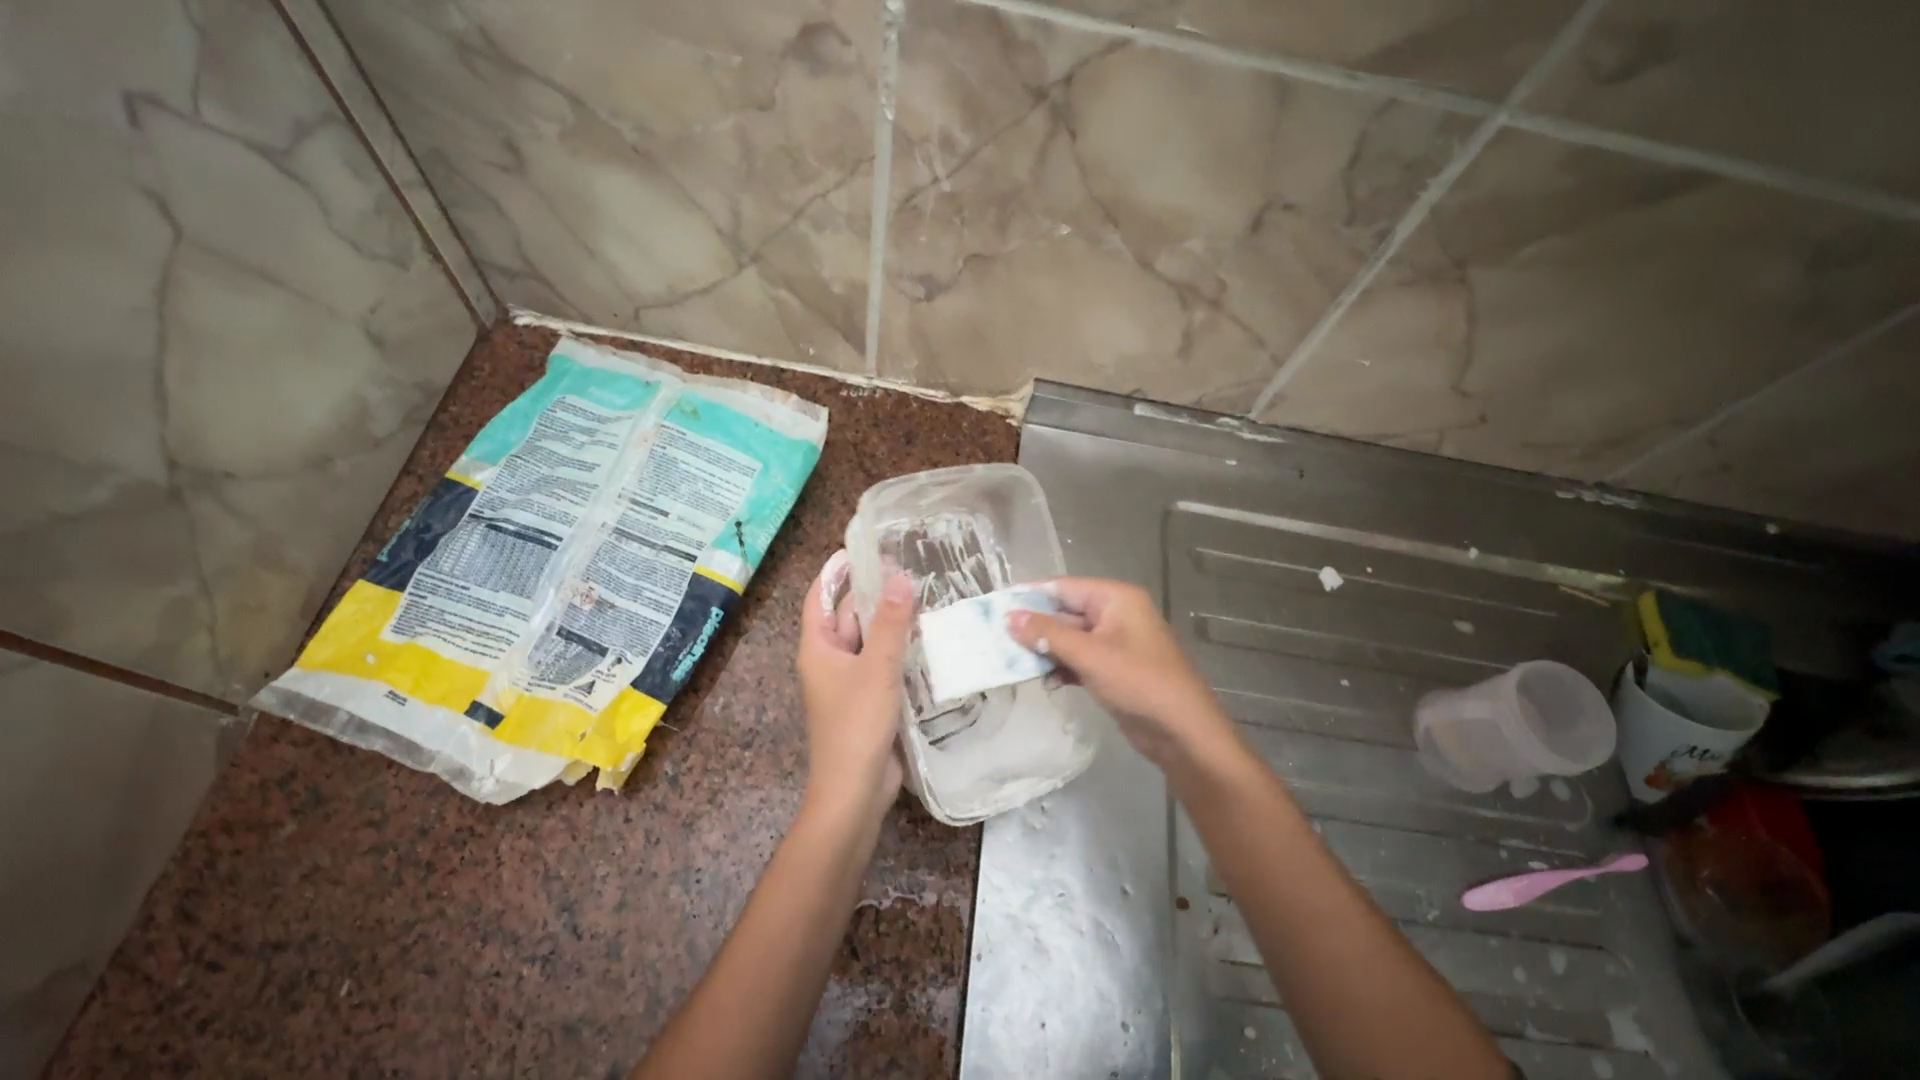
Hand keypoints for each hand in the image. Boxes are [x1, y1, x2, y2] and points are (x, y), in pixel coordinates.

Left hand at [796, 556, 913, 820]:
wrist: (855, 790)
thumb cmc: (856, 725)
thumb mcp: (876, 668)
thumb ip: (890, 622)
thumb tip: (900, 575)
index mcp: (817, 648)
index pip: (820, 598)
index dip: (835, 571)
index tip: (860, 548)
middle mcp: (829, 661)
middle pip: (848, 617)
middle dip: (873, 594)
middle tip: (908, 567)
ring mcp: (849, 684)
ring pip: (869, 642)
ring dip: (891, 623)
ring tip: (925, 596)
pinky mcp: (870, 703)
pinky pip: (883, 666)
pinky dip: (901, 651)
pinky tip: (929, 640)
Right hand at [1007, 577, 1239, 769]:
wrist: (1182, 731)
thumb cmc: (1139, 683)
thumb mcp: (1090, 655)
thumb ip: (1047, 634)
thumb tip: (1009, 617)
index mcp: (1115, 598)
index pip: (1063, 587)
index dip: (1029, 596)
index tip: (994, 606)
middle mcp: (1116, 614)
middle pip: (1065, 612)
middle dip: (1034, 626)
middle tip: (997, 638)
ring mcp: (1116, 642)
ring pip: (1069, 638)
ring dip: (1045, 650)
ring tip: (1013, 662)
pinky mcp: (1114, 669)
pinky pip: (1079, 659)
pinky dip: (1061, 667)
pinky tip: (1044, 680)